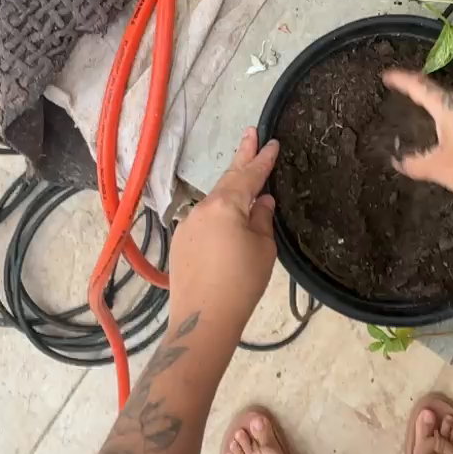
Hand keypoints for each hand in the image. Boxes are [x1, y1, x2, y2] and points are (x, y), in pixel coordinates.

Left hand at [167, 128, 279, 334]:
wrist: (202, 320)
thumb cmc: (241, 283)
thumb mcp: (263, 248)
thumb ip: (263, 219)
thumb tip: (262, 201)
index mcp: (227, 204)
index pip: (250, 175)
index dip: (263, 159)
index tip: (271, 141)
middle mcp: (204, 208)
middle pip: (228, 178)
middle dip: (241, 156)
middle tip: (250, 133)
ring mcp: (188, 224)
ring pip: (215, 200)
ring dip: (231, 188)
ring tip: (245, 175)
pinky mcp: (181, 242)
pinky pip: (205, 218)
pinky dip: (219, 212)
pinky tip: (228, 218)